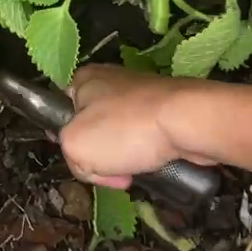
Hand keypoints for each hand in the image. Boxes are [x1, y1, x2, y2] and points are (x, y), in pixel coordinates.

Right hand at [59, 66, 214, 189]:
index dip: (70, 143)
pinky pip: (145, 137)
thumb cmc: (125, 129)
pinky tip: (156, 163)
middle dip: (101, 157)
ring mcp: (139, 93)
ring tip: (137, 169)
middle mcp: (109, 80)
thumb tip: (89, 162)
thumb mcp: (74, 146)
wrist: (188, 121)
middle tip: (114, 171)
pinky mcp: (163, 108)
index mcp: (82, 79)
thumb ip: (68, 154)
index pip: (63, 116)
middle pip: (93, 130)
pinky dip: (148, 154)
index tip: (87, 159)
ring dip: (125, 159)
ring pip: (120, 137)